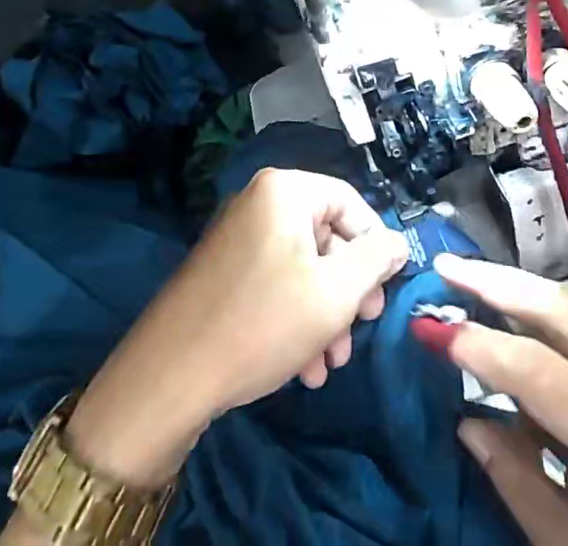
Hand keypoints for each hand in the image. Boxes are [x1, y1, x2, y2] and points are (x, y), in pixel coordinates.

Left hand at [63, 170, 408, 485]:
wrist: (170, 375)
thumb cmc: (263, 323)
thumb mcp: (335, 293)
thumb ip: (375, 260)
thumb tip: (396, 242)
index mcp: (284, 192)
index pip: (351, 203)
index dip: (376, 245)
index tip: (386, 290)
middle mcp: (258, 203)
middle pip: (327, 237)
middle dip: (350, 290)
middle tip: (364, 327)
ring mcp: (238, 236)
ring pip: (304, 267)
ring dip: (326, 314)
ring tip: (331, 362)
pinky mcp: (226, 270)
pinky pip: (276, 282)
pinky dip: (297, 317)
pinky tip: (305, 367)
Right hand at [425, 255, 567, 545]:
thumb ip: (531, 496)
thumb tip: (471, 426)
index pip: (536, 370)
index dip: (475, 346)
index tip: (425, 327)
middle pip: (567, 310)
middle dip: (500, 282)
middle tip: (447, 265)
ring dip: (534, 314)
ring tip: (484, 318)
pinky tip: (562, 396)